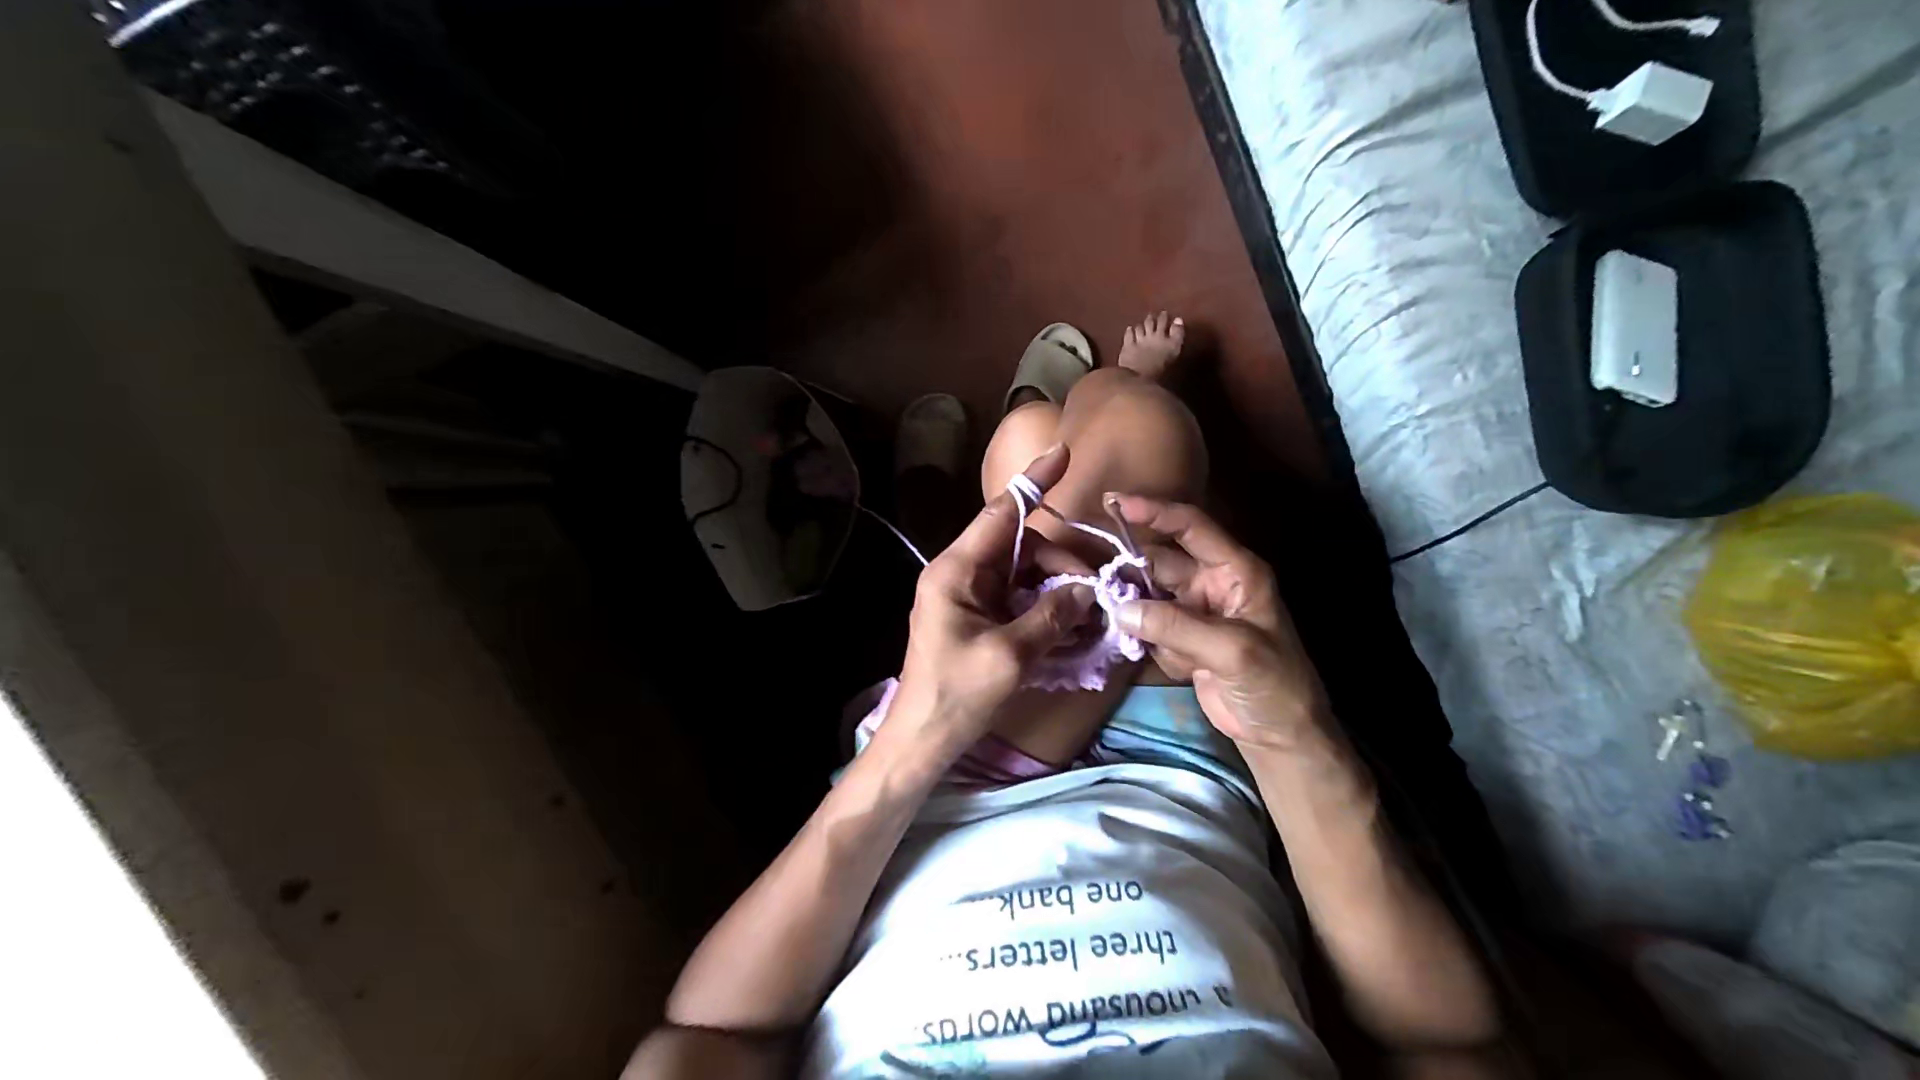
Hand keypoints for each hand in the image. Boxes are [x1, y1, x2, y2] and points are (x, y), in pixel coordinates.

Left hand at [893, 445, 1097, 749]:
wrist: (923, 737)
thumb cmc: (957, 694)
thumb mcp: (1010, 655)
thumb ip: (1051, 615)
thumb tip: (1086, 589)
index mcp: (956, 570)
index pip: (1001, 512)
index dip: (1034, 481)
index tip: (1063, 451)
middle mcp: (961, 573)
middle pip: (1021, 544)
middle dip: (1061, 559)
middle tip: (1095, 591)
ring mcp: (969, 595)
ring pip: (1023, 570)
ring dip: (1057, 584)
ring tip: (1088, 614)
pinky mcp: (978, 616)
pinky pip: (1018, 595)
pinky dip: (1044, 604)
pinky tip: (1069, 624)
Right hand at [1108, 496, 1329, 750]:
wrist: (1281, 736)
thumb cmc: (1273, 685)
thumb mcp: (1231, 650)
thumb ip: (1175, 626)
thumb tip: (1120, 607)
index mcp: (1235, 570)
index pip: (1190, 527)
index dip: (1154, 511)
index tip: (1114, 502)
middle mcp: (1211, 583)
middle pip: (1159, 562)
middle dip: (1132, 572)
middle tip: (1105, 585)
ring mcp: (1193, 612)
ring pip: (1148, 595)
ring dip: (1138, 612)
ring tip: (1143, 636)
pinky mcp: (1180, 638)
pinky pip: (1148, 626)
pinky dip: (1150, 642)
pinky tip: (1181, 667)